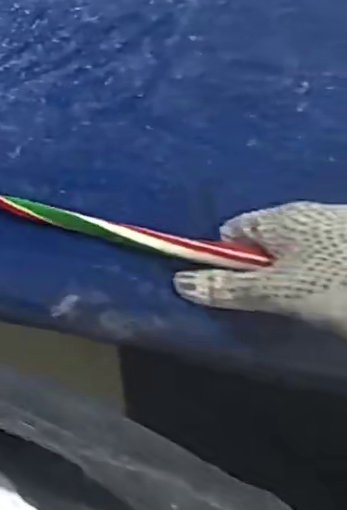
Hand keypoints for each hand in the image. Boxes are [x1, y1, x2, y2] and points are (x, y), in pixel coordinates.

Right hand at [175, 203, 346, 334]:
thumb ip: (228, 287)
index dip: (234, 259)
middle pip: (283, 239)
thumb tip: (180, 282)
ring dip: (328, 269)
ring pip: (328, 247)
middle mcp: (322, 210)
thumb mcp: (283, 295)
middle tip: (300, 297)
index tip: (253, 286)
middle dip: (284, 264)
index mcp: (282, 216)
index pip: (233, 232)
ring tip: (345, 299)